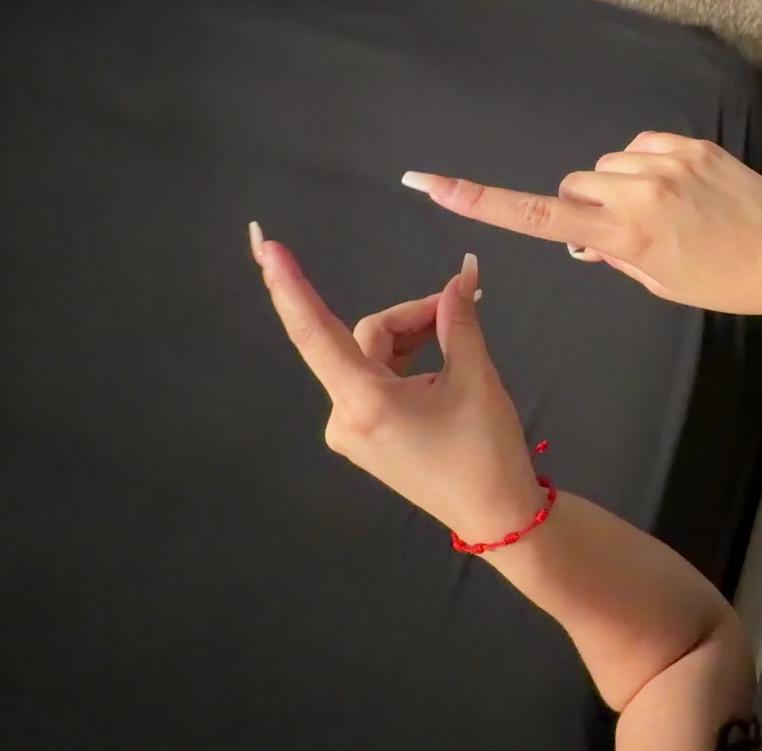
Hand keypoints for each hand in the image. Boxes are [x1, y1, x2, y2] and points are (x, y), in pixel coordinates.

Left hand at [249, 225, 543, 541]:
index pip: (317, 333)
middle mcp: (345, 415)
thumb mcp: (476, 377)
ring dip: (416, 336)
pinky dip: (411, 360)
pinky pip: (380, 381)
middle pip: (367, 339)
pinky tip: (446, 358)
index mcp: (364, 402)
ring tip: (463, 332)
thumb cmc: (486, 448)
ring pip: (374, 359)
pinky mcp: (369, 436)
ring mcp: (353, 429)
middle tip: (466, 300)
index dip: (291, 288)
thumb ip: (461, 321)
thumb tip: (464, 274)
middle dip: (415, 316)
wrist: (496, 513)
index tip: (266, 249)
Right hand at [399, 132, 761, 318]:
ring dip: (620, 185)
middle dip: (588, 205)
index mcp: (627, 235)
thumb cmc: (727, 283)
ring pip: (609, 165)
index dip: (483, 201)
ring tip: (666, 210)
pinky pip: (644, 147)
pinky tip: (681, 188)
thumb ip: (615, 254)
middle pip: (576, 184)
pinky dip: (648, 166)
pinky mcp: (694, 145)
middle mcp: (640, 190)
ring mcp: (668, 161)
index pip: (542, 216)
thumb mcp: (662, 283)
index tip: (434, 183)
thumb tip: (585, 235)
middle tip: (628, 230)